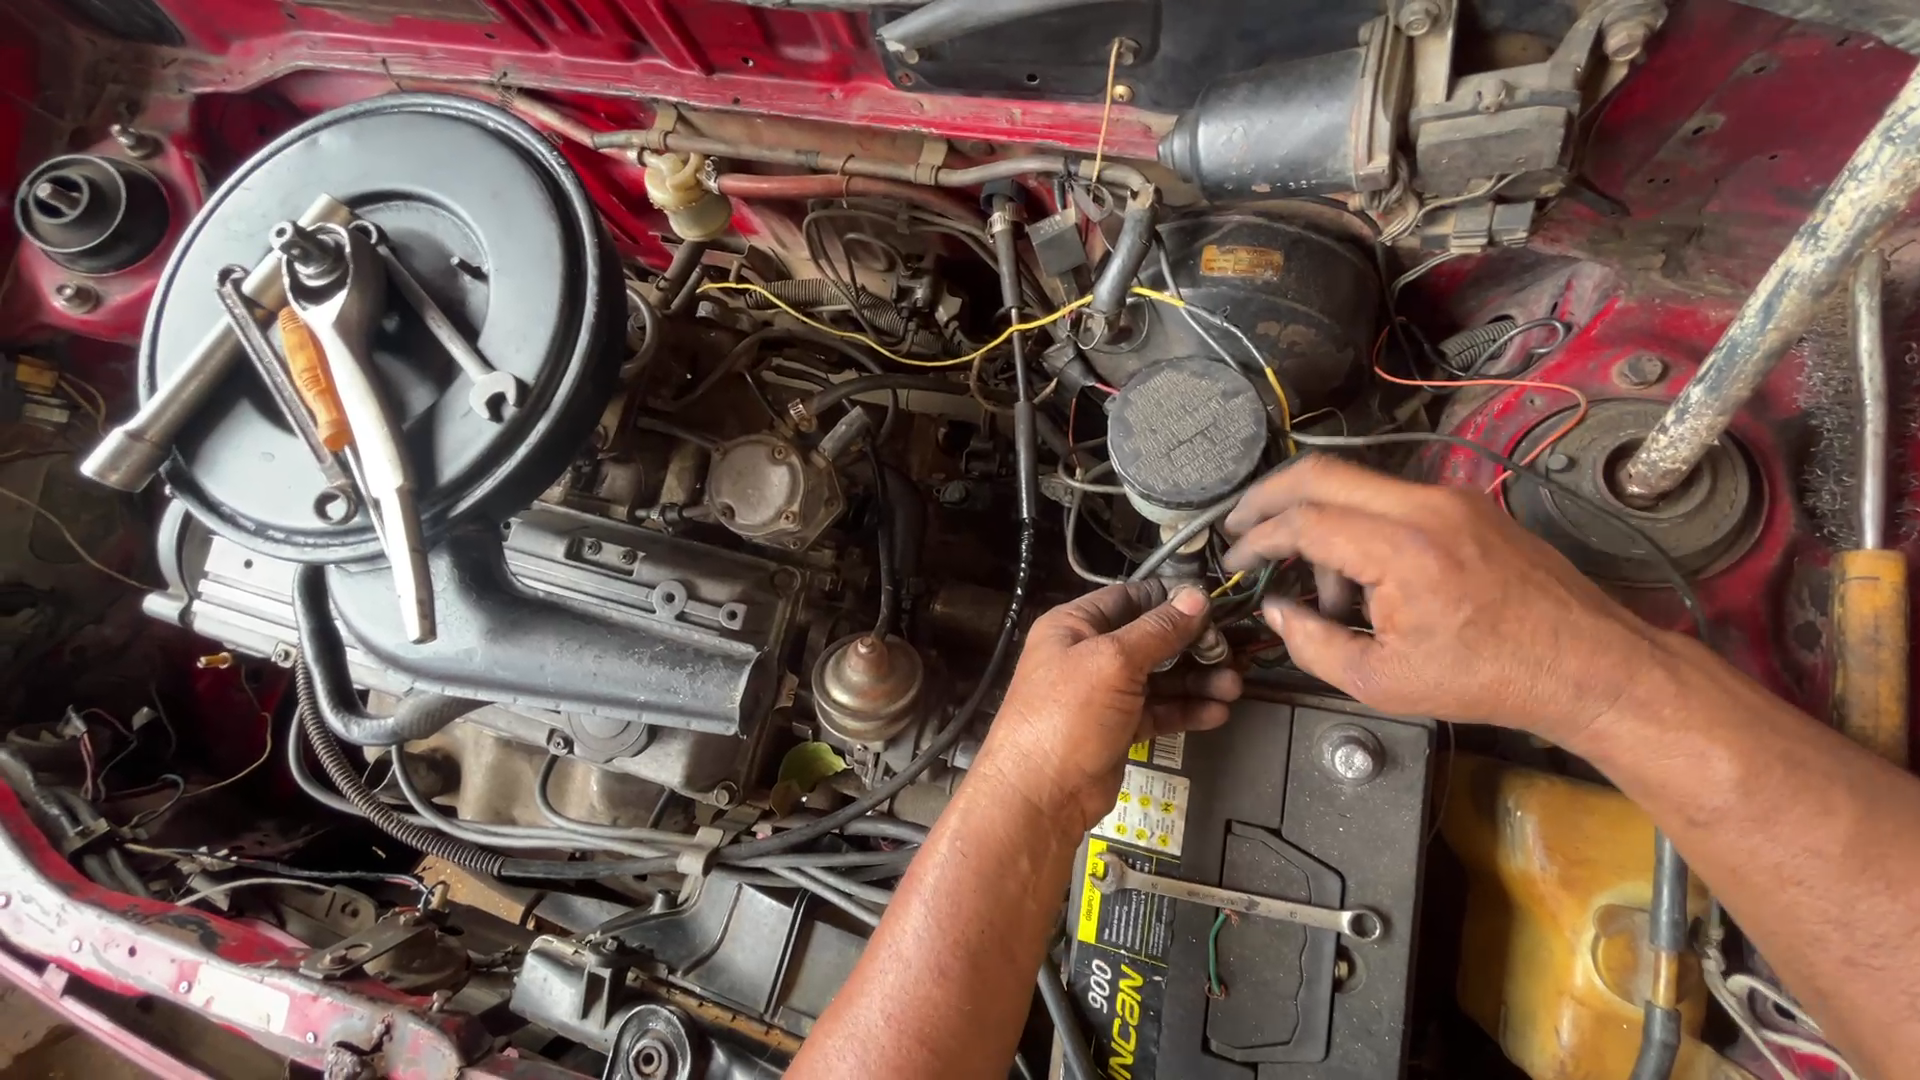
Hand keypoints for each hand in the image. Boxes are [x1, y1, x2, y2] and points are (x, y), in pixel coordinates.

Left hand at [974, 581, 1243, 831]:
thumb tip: (1196, 596)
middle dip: (1191, 645)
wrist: (1040, 793)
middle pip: (1150, 639)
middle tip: (1230, 654)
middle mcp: (1088, 653)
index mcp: (1074, 625)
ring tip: (1233, 687)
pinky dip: (1186, 710)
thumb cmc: (1068, 714)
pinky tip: (1217, 712)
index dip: (1169, 601)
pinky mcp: (1118, 728)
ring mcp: (1104, 693)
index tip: (1212, 607)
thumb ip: (1158, 630)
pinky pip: (1158, 710)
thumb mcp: (1113, 662)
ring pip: (1159, 677)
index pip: (1129, 598)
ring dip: (1197, 680)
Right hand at [1221, 455, 1669, 744]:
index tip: (1233, 558)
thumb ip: (1310, 643)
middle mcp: (1425, 507)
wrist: (1590, 666)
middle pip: (1319, 472)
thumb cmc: (1487, 679)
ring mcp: (1450, 498)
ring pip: (1352, 483)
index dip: (1256, 538)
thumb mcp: (1379, 680)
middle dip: (1266, 496)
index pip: (1303, 521)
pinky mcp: (1466, 504)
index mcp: (1402, 551)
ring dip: (1316, 519)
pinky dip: (1355, 525)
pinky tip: (1362, 577)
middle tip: (1238, 524)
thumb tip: (1275, 610)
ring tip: (1320, 588)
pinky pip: (1388, 499)